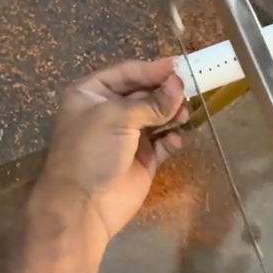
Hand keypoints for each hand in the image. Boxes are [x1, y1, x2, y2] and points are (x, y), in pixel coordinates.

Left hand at [31, 58, 186, 247]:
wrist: (83, 206)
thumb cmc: (92, 151)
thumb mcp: (117, 118)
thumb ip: (151, 102)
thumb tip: (179, 84)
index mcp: (91, 94)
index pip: (126, 73)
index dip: (152, 69)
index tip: (180, 66)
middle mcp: (108, 112)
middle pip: (144, 93)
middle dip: (165, 92)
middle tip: (189, 91)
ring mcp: (126, 136)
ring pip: (156, 116)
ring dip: (171, 114)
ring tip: (183, 115)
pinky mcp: (142, 159)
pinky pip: (162, 142)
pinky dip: (171, 139)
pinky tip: (175, 140)